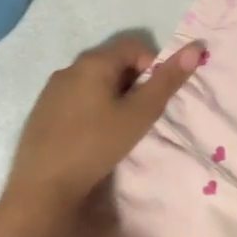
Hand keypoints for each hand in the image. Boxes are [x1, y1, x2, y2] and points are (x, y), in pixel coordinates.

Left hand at [0, 36, 204, 212]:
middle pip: (113, 61)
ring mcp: (50, 89)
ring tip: (115, 125)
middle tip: (137, 113)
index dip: (152, 67)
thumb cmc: (95, 146)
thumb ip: (167, 80)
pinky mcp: (40, 111)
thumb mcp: (140, 114)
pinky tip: (90, 134)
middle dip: (132, 81)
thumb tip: (196, 47)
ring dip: (111, 94)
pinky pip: (74, 95)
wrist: (41, 190)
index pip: (135, 46)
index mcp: (94, 62)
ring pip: (93, 79)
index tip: (152, 97)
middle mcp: (69, 68)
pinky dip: (89, 105)